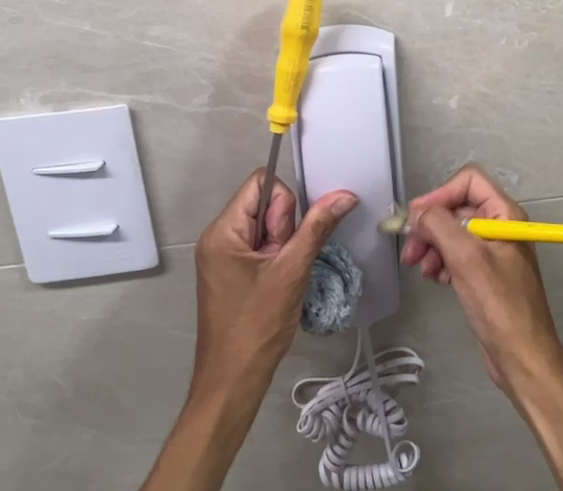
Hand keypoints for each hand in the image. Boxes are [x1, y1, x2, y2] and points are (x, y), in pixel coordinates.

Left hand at [191, 169, 356, 404]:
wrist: (233, 380)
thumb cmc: (257, 325)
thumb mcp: (292, 271)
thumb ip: (318, 227)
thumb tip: (344, 196)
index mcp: (223, 230)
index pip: (261, 182)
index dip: (283, 203)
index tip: (286, 238)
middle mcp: (218, 236)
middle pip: (264, 202)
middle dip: (284, 227)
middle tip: (284, 263)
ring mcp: (223, 255)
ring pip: (266, 225)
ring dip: (283, 245)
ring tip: (281, 277)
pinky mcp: (231, 271)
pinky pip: (260, 245)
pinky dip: (277, 257)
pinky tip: (279, 282)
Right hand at [400, 165, 562, 397]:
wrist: (522, 357)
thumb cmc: (500, 306)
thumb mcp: (467, 259)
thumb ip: (440, 226)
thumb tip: (418, 212)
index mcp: (505, 215)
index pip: (470, 182)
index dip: (441, 194)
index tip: (417, 217)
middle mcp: (500, 227)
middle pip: (458, 208)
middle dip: (432, 226)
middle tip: (411, 252)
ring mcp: (493, 252)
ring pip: (454, 234)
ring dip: (433, 246)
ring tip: (422, 270)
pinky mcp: (485, 275)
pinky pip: (457, 256)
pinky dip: (442, 263)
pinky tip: (435, 279)